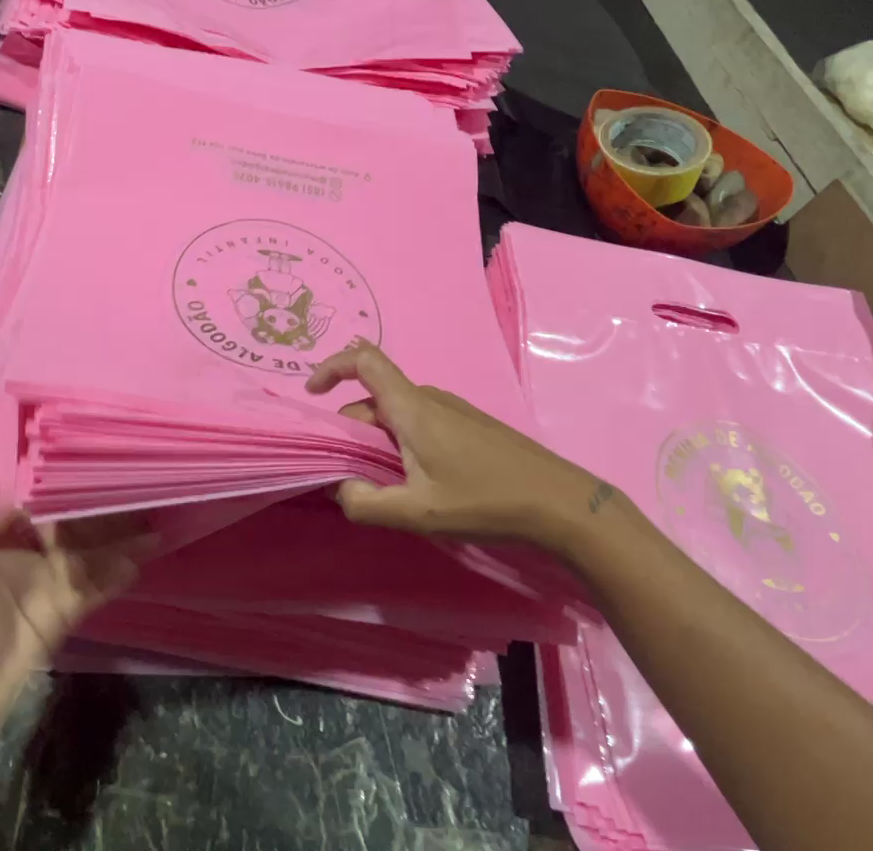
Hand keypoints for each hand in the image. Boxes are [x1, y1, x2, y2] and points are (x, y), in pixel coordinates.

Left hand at [0, 452, 150, 752]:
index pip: (35, 503)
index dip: (63, 483)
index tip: (96, 458)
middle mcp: (20, 558)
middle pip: (67, 530)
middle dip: (100, 514)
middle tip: (142, 490)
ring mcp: (41, 590)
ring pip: (85, 559)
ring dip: (116, 545)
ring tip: (155, 526)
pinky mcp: (56, 620)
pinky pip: (89, 593)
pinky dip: (112, 579)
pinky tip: (138, 563)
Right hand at [306, 341, 614, 554]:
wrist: (560, 503)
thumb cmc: (485, 502)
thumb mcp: (417, 513)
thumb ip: (366, 503)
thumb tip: (340, 489)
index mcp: (412, 408)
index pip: (363, 360)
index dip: (331, 367)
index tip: (312, 394)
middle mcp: (429, 398)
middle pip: (374, 399)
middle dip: (351, 432)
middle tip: (348, 477)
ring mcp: (453, 409)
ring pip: (397, 414)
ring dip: (377, 441)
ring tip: (383, 485)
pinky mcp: (469, 425)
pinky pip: (420, 422)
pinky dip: (402, 443)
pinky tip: (417, 481)